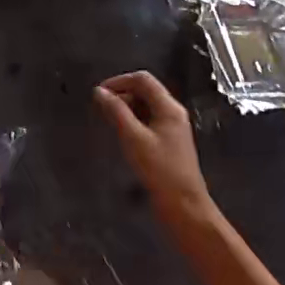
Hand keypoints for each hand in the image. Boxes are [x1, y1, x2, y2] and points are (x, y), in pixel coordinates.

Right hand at [93, 71, 216, 227]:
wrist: (184, 205)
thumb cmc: (160, 170)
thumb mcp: (133, 138)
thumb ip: (116, 112)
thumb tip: (100, 92)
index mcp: (169, 107)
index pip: (142, 79)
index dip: (119, 81)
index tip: (99, 93)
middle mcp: (173, 113)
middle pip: (145, 91)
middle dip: (122, 94)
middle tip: (101, 107)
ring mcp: (172, 128)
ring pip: (146, 107)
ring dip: (126, 108)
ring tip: (109, 120)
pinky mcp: (169, 142)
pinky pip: (149, 121)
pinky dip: (133, 121)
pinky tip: (123, 135)